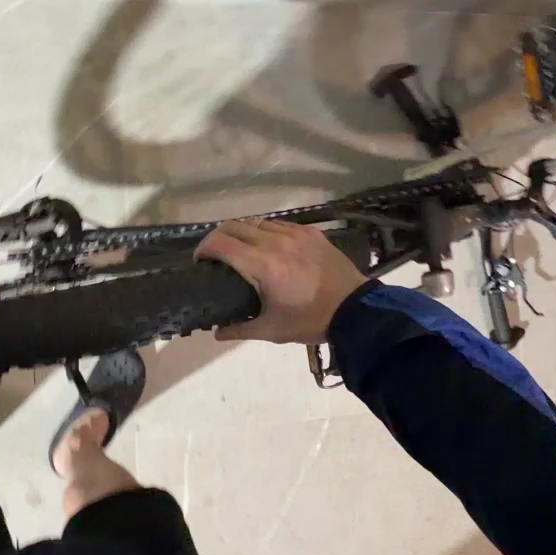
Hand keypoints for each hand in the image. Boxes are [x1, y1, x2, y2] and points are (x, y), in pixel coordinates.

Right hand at [195, 219, 366, 344]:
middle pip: (233, 226)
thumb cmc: (310, 321)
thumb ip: (240, 328)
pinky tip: (269, 247)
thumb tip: (216, 333)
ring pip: (256, 221)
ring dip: (242, 233)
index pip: (220, 243)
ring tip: (242, 250)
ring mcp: (294, 233)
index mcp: (262, 264)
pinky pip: (279, 224)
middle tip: (216, 256)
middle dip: (217, 238)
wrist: (355, 310)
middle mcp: (274, 241)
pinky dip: (265, 232)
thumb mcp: (272, 330)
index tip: (200, 262)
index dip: (203, 249)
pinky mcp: (310, 232)